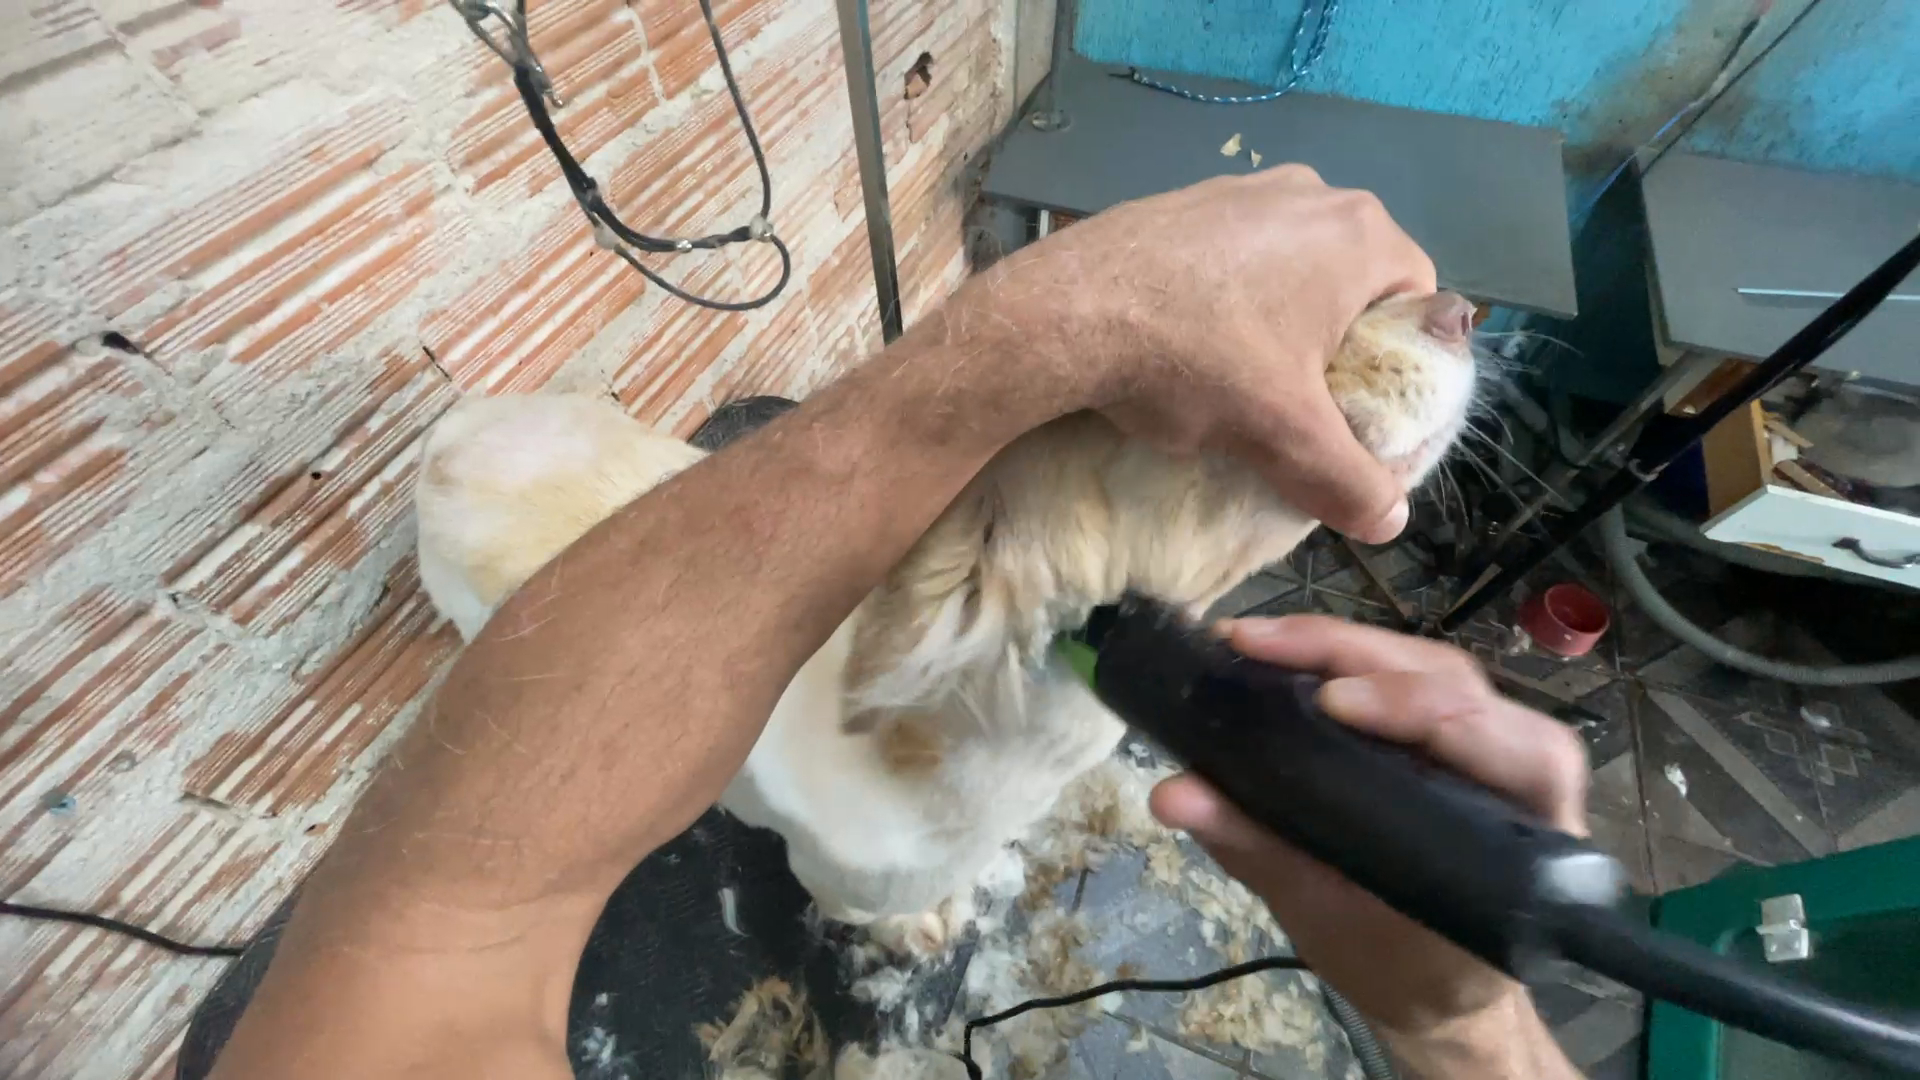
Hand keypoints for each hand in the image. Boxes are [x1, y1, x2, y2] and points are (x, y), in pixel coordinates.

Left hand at [969, 167, 1435, 542]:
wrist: (1065, 314)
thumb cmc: (1192, 362)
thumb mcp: (1280, 434)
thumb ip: (1345, 479)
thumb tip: (1391, 523)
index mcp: (1360, 234)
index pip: (1415, 303)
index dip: (1393, 363)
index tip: (1352, 405)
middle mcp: (1308, 193)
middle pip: (1347, 284)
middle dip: (1328, 343)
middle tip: (1291, 398)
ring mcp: (1235, 191)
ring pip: (1282, 267)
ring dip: (1271, 318)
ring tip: (1230, 374)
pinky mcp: (1177, 202)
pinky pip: (1223, 255)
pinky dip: (1218, 295)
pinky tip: (1182, 337)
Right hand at [1150, 616, 1588, 1071]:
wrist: (1422, 979)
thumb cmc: (1394, 957)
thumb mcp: (1323, 910)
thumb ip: (1254, 845)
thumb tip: (1170, 796)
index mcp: (1519, 830)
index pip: (1502, 743)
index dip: (1420, 708)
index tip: (1330, 703)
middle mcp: (1509, 766)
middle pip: (1446, 676)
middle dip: (1346, 650)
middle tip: (1248, 642)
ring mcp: (1471, 735)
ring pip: (1418, 660)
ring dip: (1331, 642)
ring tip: (1247, 640)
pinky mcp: (1425, 724)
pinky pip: (1388, 670)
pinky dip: (1327, 654)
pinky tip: (1269, 652)